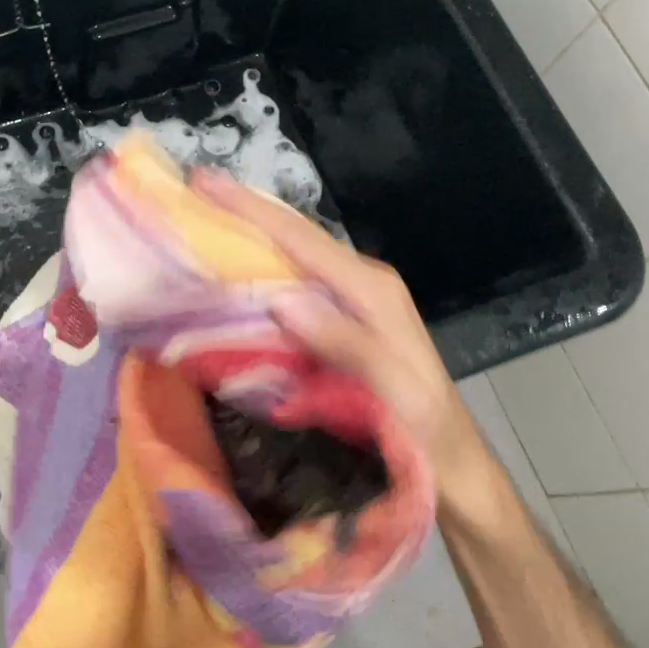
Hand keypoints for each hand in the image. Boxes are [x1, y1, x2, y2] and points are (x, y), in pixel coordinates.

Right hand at [190, 169, 484, 477]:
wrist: (456, 464)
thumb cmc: (428, 434)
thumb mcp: (397, 394)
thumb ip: (347, 344)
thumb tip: (280, 297)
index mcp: (372, 290)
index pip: (301, 239)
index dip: (249, 208)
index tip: (202, 182)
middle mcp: (363, 283)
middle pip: (295, 236)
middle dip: (244, 210)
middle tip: (192, 191)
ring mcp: (355, 301)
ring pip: (294, 255)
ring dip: (250, 234)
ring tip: (202, 218)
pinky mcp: (346, 320)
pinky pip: (297, 282)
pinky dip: (261, 268)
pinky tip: (234, 271)